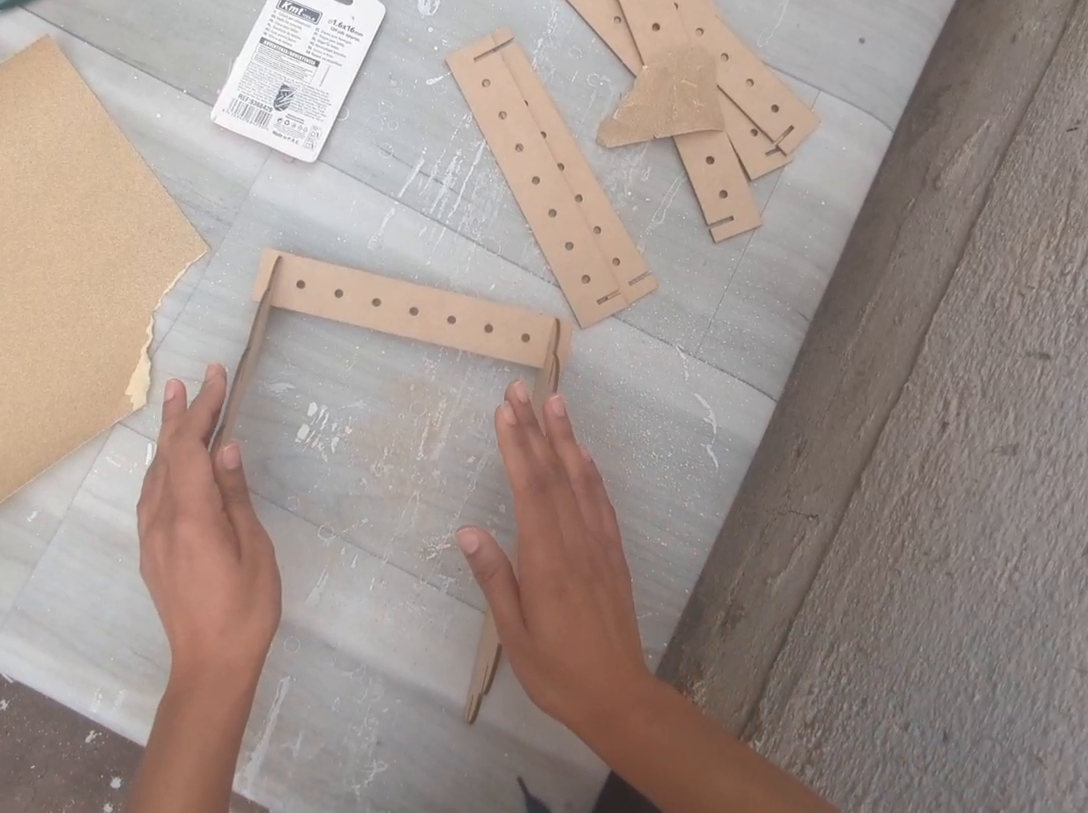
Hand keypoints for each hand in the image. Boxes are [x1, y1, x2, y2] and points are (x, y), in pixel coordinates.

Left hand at [137, 363, 280, 693]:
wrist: (209, 666)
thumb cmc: (245, 608)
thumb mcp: (253, 549)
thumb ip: (234, 496)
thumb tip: (226, 449)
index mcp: (190, 517)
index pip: (190, 448)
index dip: (201, 408)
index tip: (215, 375)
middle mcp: (161, 521)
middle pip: (166, 455)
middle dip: (178, 414)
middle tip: (185, 379)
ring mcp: (151, 537)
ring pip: (154, 474)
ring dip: (167, 437)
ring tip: (176, 406)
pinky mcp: (151, 551)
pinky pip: (151, 494)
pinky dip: (163, 465)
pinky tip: (170, 461)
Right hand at [455, 381, 654, 736]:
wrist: (619, 697)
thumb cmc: (556, 670)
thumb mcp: (514, 633)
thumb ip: (494, 578)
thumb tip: (468, 531)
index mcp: (547, 559)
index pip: (529, 489)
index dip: (517, 446)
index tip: (505, 411)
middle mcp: (576, 541)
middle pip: (554, 473)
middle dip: (535, 428)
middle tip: (522, 389)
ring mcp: (599, 544)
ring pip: (581, 480)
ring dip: (566, 438)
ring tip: (555, 402)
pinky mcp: (614, 553)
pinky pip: (601, 502)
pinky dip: (591, 472)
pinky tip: (584, 454)